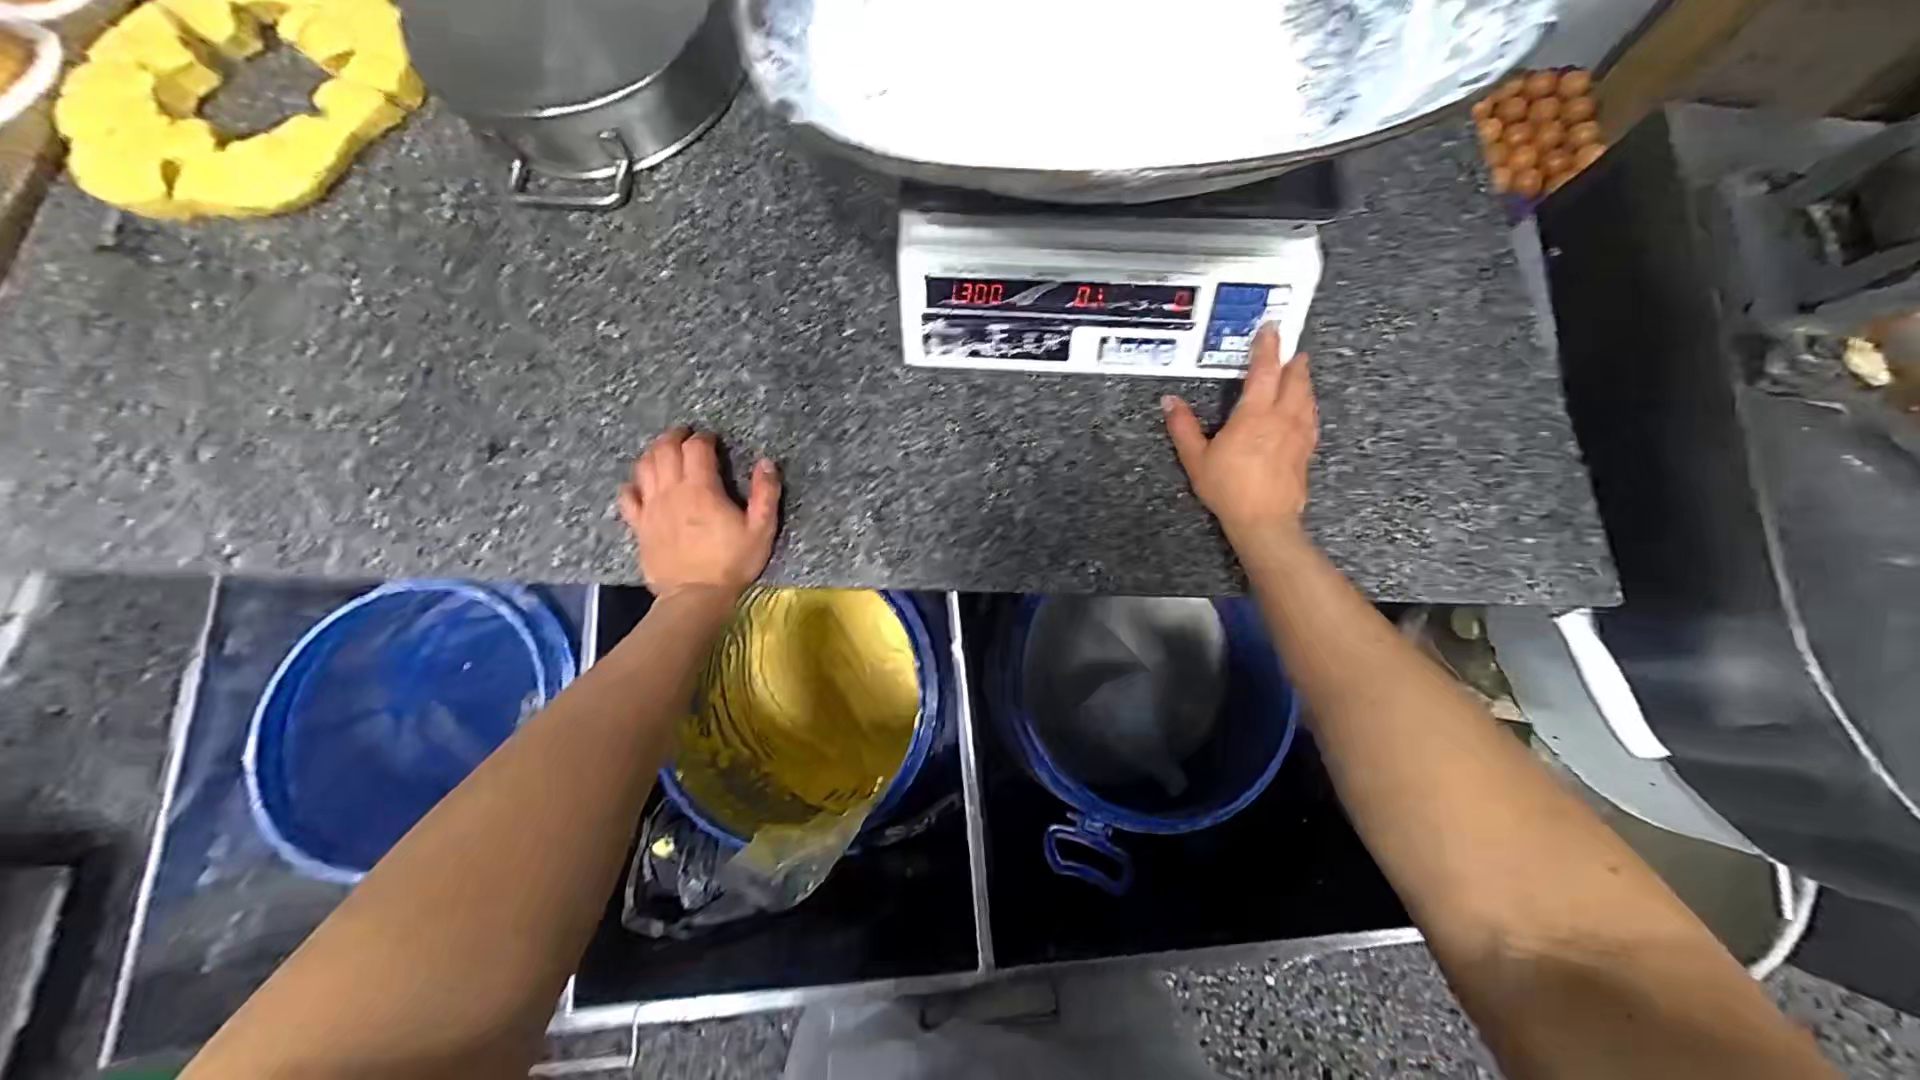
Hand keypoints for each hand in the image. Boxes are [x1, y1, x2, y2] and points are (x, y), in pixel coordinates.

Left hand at [616, 426, 781, 599]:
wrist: (696, 597)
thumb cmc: (732, 563)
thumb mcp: (761, 529)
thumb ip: (766, 494)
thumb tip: (766, 463)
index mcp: (701, 488)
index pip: (697, 448)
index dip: (704, 438)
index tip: (712, 439)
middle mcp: (671, 491)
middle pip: (665, 450)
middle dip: (675, 437)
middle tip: (685, 434)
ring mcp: (651, 508)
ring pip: (644, 467)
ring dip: (653, 452)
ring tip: (664, 449)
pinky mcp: (639, 526)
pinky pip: (627, 497)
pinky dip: (632, 484)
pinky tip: (640, 484)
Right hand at [1162, 323, 1317, 540]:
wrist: (1264, 520)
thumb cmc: (1228, 488)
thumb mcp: (1196, 458)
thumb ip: (1183, 427)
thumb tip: (1169, 401)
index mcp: (1255, 414)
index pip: (1264, 370)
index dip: (1267, 347)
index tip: (1270, 328)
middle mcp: (1282, 417)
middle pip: (1294, 379)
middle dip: (1292, 361)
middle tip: (1290, 348)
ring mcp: (1299, 434)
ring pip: (1307, 397)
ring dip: (1303, 380)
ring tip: (1300, 372)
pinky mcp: (1306, 450)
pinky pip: (1312, 418)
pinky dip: (1308, 405)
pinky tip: (1306, 408)